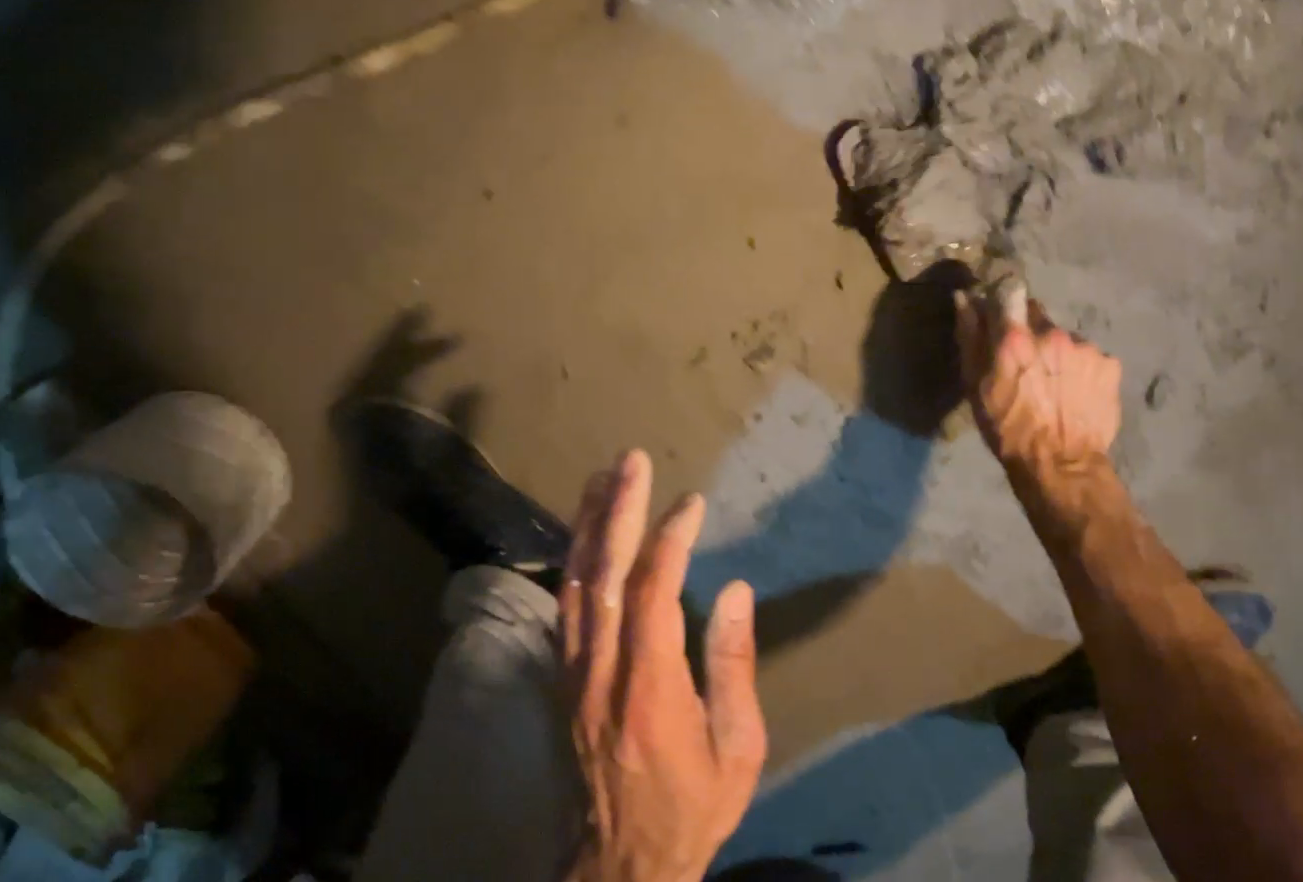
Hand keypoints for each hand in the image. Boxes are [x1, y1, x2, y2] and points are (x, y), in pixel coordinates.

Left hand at [561, 450, 766, 881]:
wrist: (623, 861)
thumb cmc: (693, 805)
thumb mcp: (738, 749)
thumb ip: (733, 666)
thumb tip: (736, 591)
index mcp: (651, 688)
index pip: (653, 593)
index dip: (668, 539)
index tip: (690, 503)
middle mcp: (603, 671)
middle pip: (603, 575)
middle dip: (617, 511)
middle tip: (631, 460)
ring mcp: (575, 674)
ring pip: (574, 584)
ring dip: (588, 525)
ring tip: (603, 477)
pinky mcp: (564, 680)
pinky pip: (564, 608)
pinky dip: (574, 561)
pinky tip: (584, 534)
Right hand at [954, 279, 1121, 467]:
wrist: (1060, 464)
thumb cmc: (1007, 428)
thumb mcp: (976, 386)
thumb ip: (970, 337)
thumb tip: (964, 298)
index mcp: (1015, 337)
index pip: (1009, 292)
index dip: (1004, 300)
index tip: (999, 313)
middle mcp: (1052, 333)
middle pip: (1038, 316)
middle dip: (1029, 333)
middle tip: (1025, 365)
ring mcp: (1085, 348)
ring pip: (1064, 339)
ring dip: (1056, 353)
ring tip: (1052, 385)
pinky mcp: (1110, 364)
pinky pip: (1088, 357)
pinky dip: (1079, 369)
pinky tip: (1074, 393)